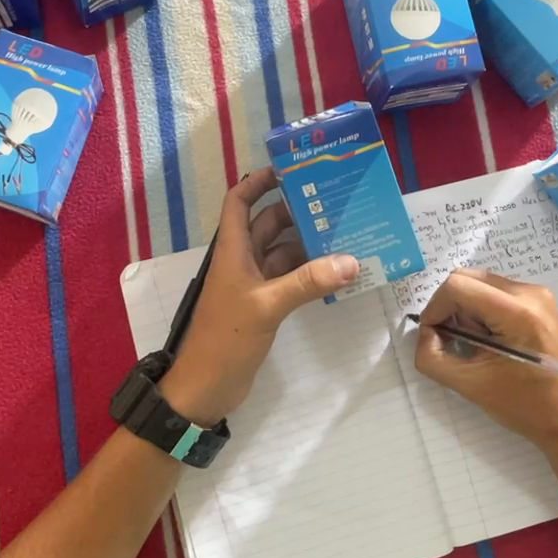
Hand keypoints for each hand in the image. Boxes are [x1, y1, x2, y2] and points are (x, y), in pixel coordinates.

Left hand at [162, 168, 357, 425]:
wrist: (206, 386)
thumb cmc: (226, 338)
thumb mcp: (267, 306)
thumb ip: (307, 282)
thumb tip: (351, 261)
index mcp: (232, 251)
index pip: (239, 202)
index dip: (258, 182)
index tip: (290, 170)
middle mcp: (242, 261)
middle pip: (268, 224)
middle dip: (298, 211)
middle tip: (336, 202)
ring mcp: (252, 284)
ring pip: (282, 252)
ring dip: (308, 243)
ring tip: (346, 233)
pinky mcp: (263, 306)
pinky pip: (289, 278)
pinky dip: (310, 273)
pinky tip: (337, 271)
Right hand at [413, 268, 557, 449]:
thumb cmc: (524, 405)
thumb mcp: (468, 385)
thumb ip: (431, 357)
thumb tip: (425, 333)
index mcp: (517, 313)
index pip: (457, 287)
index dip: (435, 308)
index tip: (432, 335)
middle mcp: (530, 293)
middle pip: (467, 278)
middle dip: (450, 307)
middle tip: (454, 340)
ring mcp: (538, 294)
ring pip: (479, 284)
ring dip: (466, 310)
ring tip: (476, 343)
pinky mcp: (539, 301)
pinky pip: (494, 292)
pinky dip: (481, 310)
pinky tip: (490, 339)